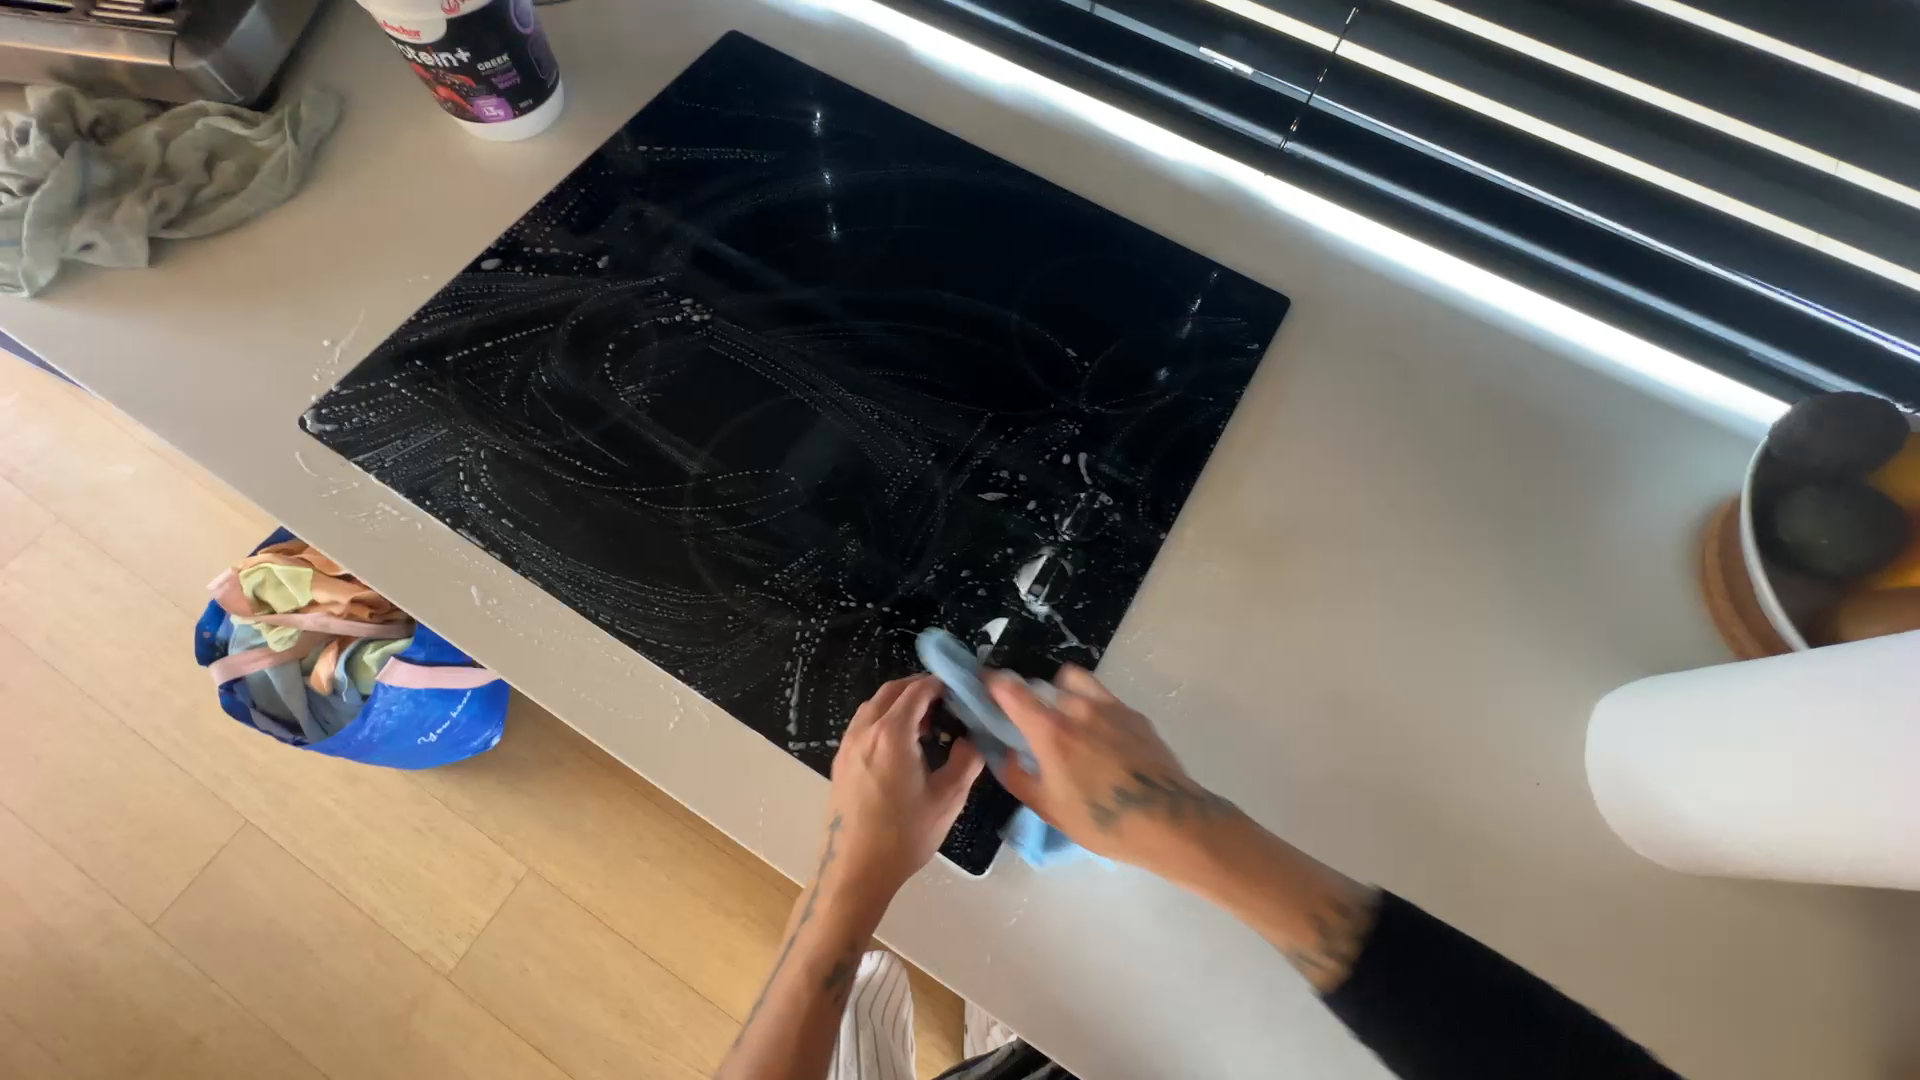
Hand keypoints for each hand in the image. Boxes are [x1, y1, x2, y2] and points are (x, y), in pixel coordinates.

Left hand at [819, 676, 983, 902]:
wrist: (855, 871)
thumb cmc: (904, 835)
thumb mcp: (948, 798)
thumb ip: (966, 760)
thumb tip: (973, 738)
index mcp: (892, 733)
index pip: (917, 691)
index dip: (940, 685)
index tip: (959, 693)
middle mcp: (865, 730)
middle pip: (891, 691)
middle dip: (918, 688)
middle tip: (944, 703)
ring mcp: (848, 744)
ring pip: (874, 706)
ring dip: (899, 704)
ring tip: (925, 725)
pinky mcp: (840, 761)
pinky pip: (863, 724)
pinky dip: (883, 719)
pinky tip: (900, 745)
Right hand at [989, 664, 1239, 871]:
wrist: (1169, 822)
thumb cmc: (1102, 821)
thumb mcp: (1048, 808)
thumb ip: (1019, 777)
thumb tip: (1007, 755)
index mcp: (1050, 730)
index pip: (1011, 689)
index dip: (992, 681)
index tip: (984, 682)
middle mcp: (1078, 708)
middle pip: (1045, 685)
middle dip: (1033, 697)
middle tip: (1034, 723)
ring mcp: (1110, 707)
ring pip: (1076, 682)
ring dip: (1063, 693)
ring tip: (1068, 721)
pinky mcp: (1135, 715)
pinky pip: (1104, 699)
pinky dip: (1093, 708)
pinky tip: (1101, 738)